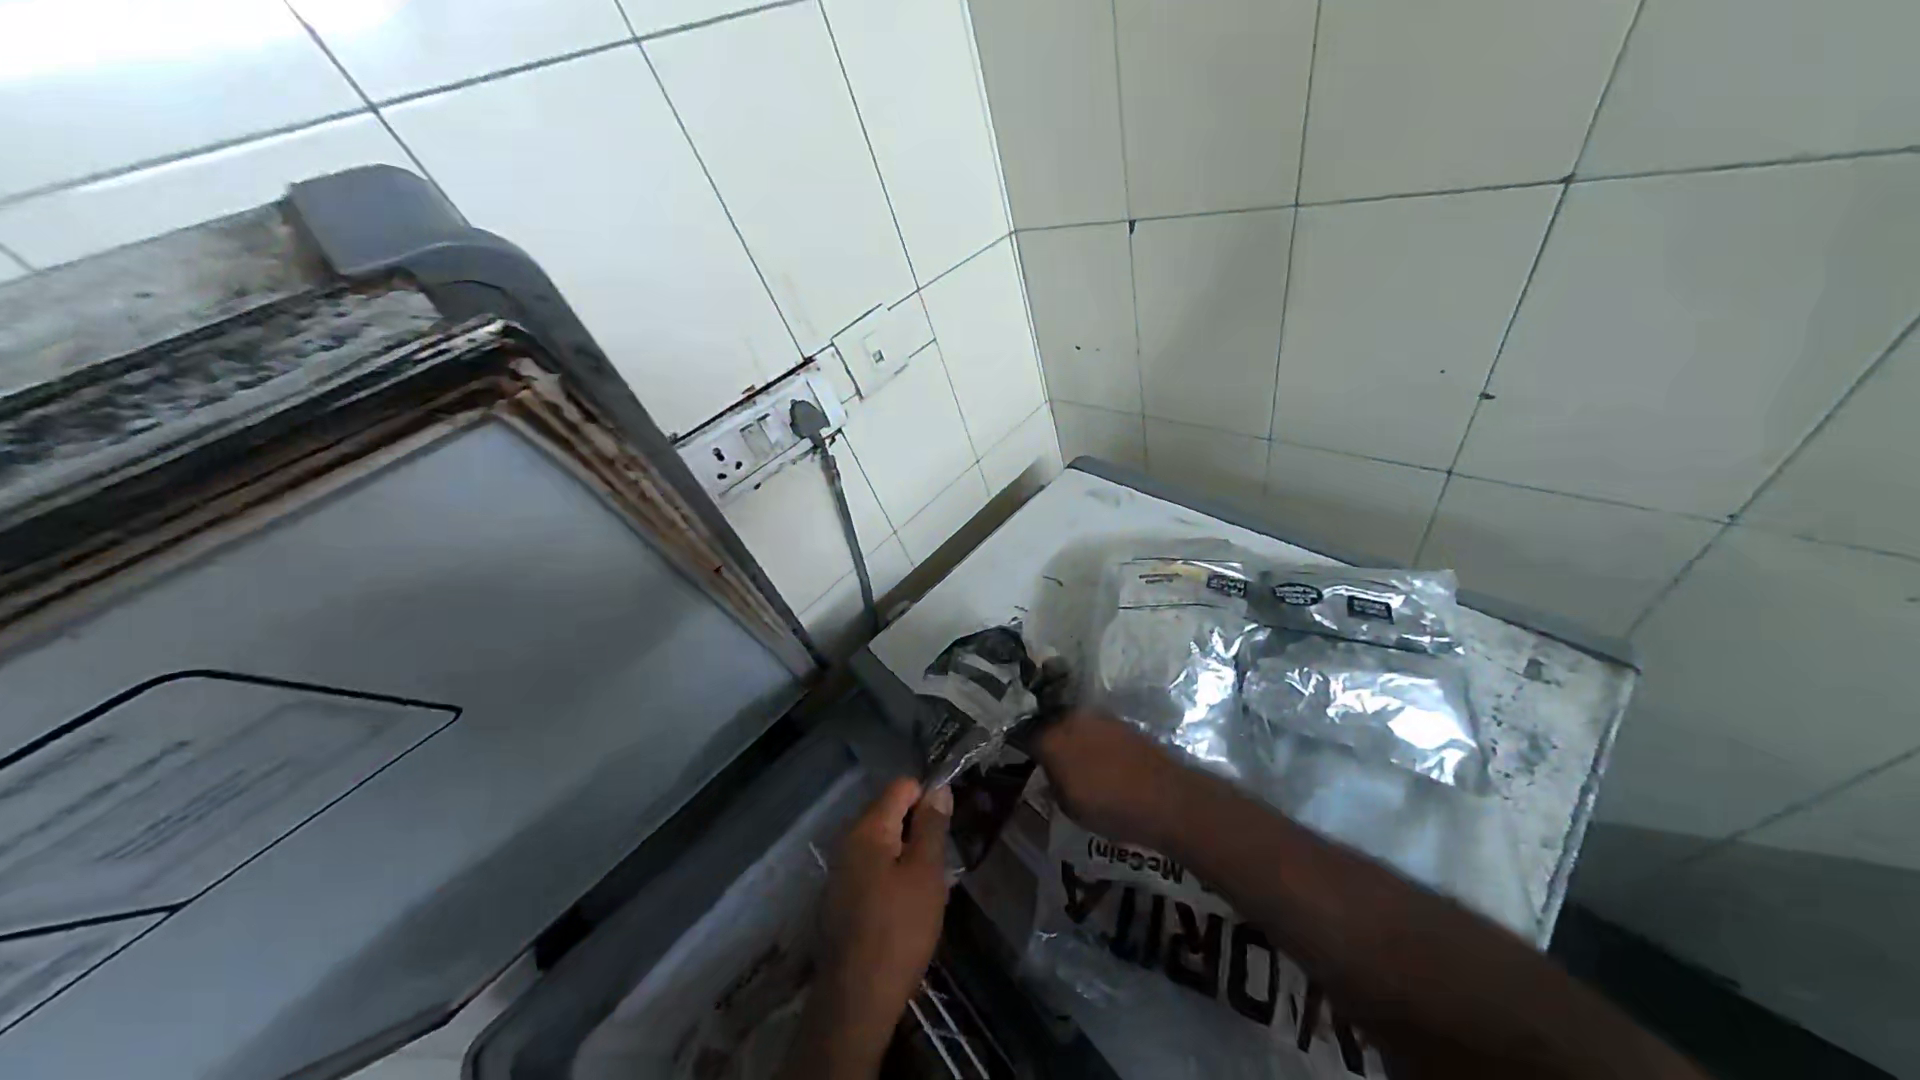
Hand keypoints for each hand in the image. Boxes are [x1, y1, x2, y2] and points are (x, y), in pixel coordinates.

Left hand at [790, 778, 950, 1079]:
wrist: (856, 999)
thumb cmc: (899, 929)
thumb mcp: (926, 874)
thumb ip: (931, 827)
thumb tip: (937, 788)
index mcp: (868, 828)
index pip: (901, 787)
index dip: (929, 798)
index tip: (948, 827)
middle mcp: (847, 841)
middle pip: (889, 813)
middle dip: (918, 830)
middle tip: (942, 862)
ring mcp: (839, 871)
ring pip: (881, 844)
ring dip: (906, 856)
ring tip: (928, 888)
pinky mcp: (838, 899)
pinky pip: (870, 870)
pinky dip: (890, 877)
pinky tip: (905, 908)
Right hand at [1032, 709, 1187, 849]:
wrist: (1167, 799)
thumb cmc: (1110, 808)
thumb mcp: (1068, 806)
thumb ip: (1051, 781)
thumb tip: (1048, 769)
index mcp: (1051, 739)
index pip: (1024, 734)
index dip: (1021, 746)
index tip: (1021, 757)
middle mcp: (1072, 718)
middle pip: (1049, 722)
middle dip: (1046, 736)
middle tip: (1047, 757)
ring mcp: (1099, 717)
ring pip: (1073, 722)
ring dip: (1070, 736)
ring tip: (1074, 758)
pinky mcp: (1122, 722)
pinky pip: (1096, 727)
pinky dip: (1092, 739)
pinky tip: (1098, 757)